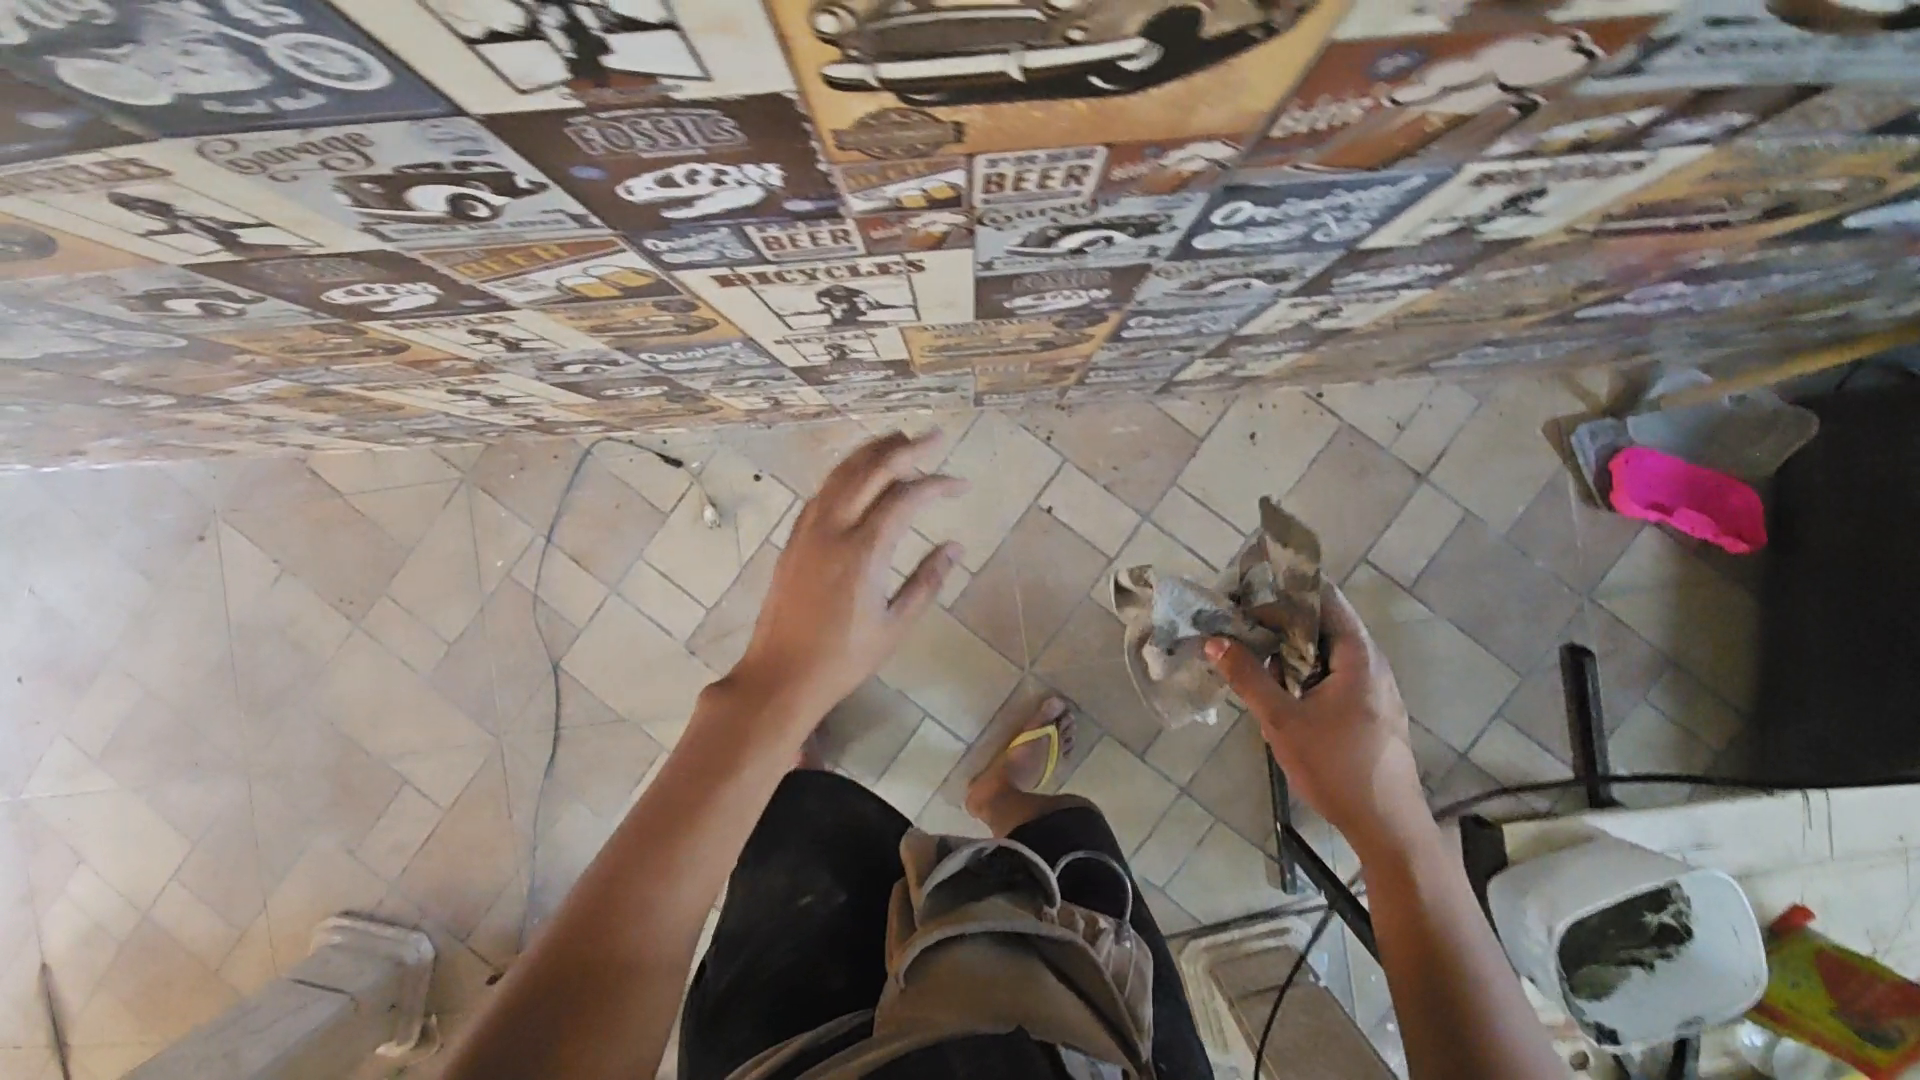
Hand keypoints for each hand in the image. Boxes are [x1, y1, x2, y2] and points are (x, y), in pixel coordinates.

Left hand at [728, 431, 966, 718]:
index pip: (905, 498)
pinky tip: (861, 475)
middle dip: (906, 448)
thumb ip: (927, 581)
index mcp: (862, 552)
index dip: (937, 484)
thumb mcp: (895, 626)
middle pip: (870, 470)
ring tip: (901, 440)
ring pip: (841, 473)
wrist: (781, 674)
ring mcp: (807, 530)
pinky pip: (823, 491)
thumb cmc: (843, 658)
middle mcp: (832, 529)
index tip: (962, 485)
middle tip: (935, 437)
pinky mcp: (794, 538)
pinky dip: (847, 472)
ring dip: (873, 452)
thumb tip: (955, 546)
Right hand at [1205, 584, 1432, 860]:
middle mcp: (1370, 663)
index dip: (1283, 590)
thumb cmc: (1337, 767)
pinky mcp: (1367, 710)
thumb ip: (1248, 678)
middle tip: (1236, 624)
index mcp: (1358, 656)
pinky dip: (1302, 671)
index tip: (1245, 594)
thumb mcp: (1282, 721)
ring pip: (1324, 652)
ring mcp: (1372, 688)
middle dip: (1278, 620)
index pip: (1323, 598)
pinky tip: (1274, 688)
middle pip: (1322, 623)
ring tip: (1247, 652)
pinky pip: (1331, 675)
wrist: (1387, 826)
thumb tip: (1216, 640)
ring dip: (1287, 649)